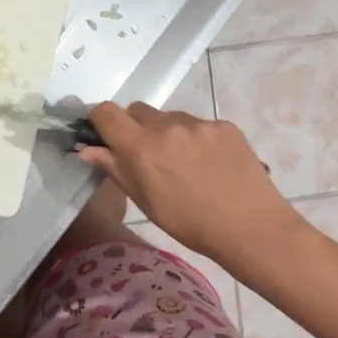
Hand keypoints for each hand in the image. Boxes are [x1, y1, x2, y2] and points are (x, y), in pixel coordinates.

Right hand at [79, 102, 297, 264]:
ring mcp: (198, 123)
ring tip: (185, 165)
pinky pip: (199, 125)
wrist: (250, 226)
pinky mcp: (224, 125)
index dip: (100, 121)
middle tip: (147, 156)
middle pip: (137, 110)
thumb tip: (87, 149)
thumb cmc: (189, 223)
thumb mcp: (145, 202)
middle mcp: (167, 126)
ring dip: (167, 133)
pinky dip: (196, 139)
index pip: (106, 112)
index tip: (105, 136)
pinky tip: (210, 165)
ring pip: (170, 118)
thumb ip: (115, 169)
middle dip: (135, 127)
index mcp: (141, 147)